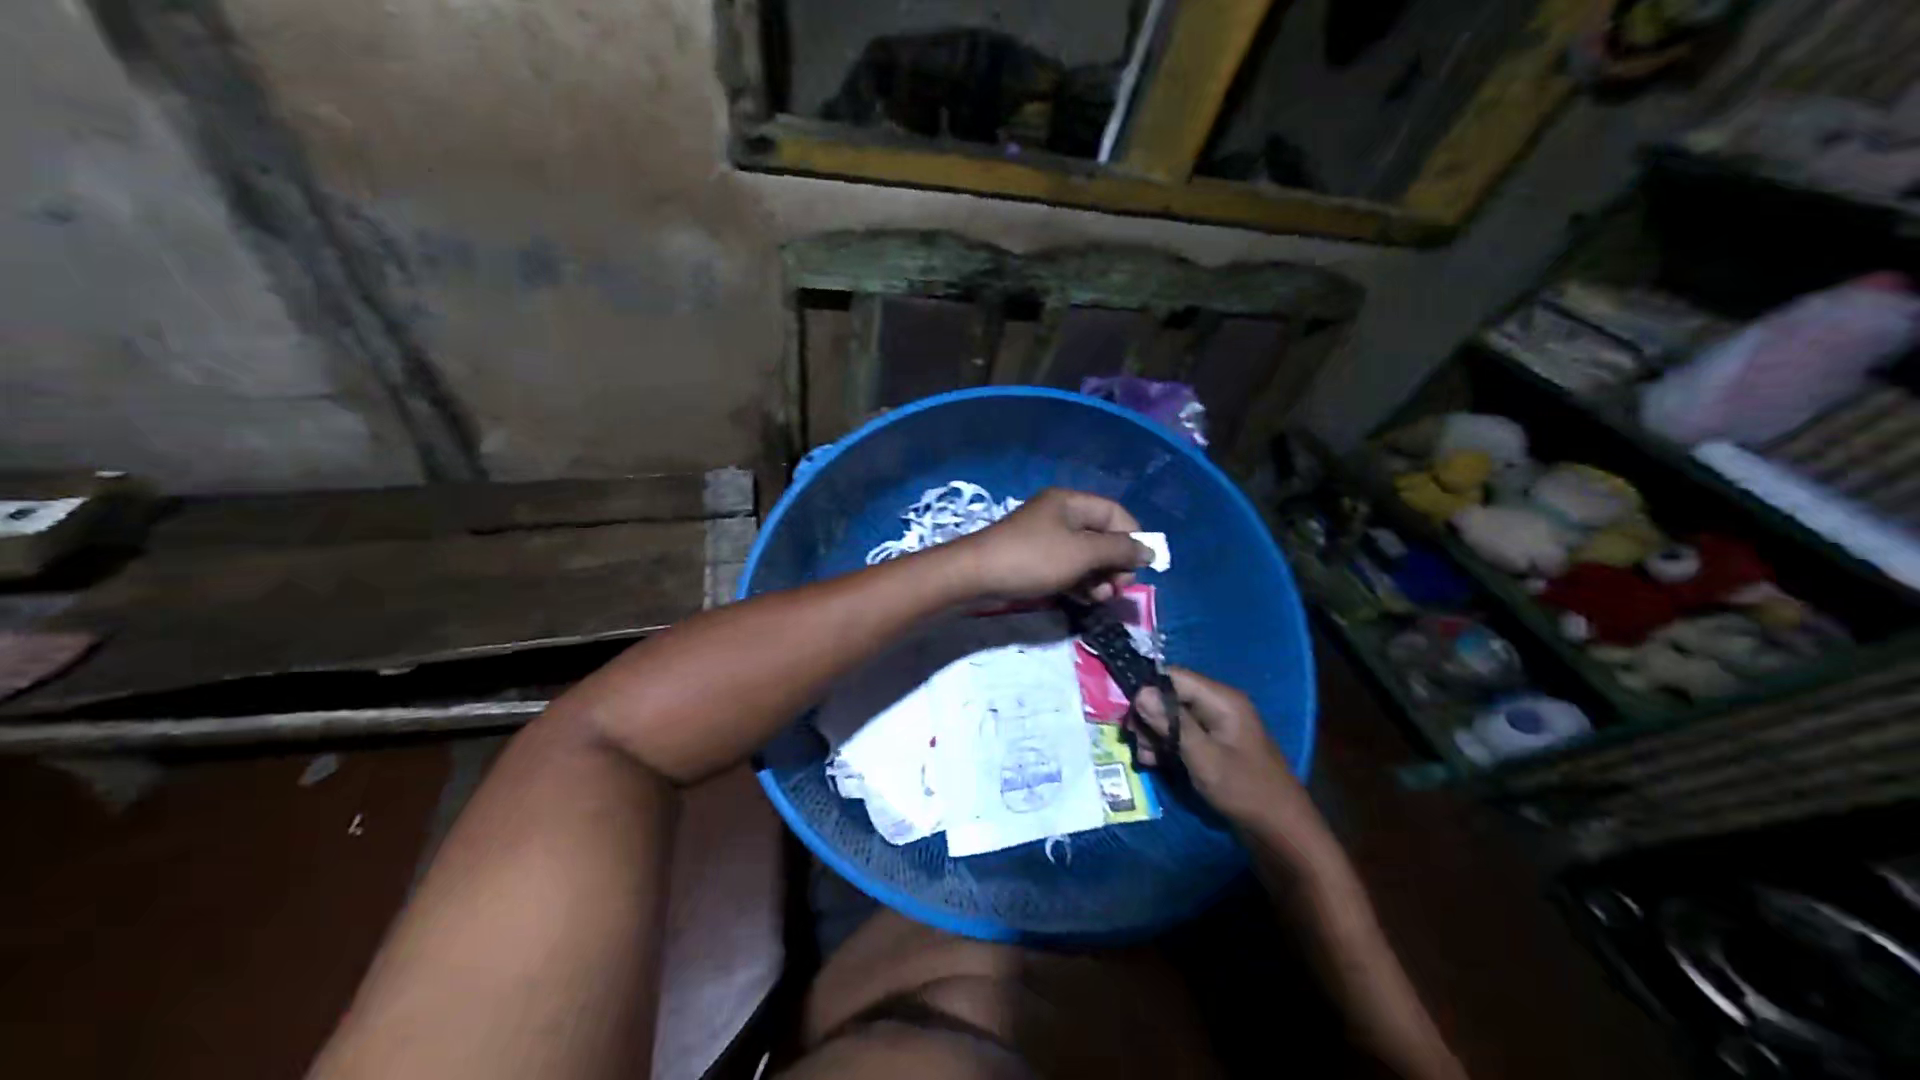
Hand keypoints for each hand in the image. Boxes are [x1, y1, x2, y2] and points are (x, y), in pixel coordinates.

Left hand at [950, 488, 1151, 601]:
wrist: (975, 576)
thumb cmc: (1032, 559)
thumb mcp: (1082, 553)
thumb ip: (1119, 550)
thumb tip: (1149, 550)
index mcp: (1071, 502)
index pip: (1117, 513)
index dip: (1133, 539)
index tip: (1139, 569)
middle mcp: (1060, 515)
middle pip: (1103, 536)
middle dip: (1115, 563)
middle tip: (1115, 589)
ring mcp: (1046, 538)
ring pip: (1086, 556)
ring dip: (1099, 578)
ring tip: (1098, 598)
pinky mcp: (1035, 560)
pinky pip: (1068, 568)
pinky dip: (1080, 582)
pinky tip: (1084, 600)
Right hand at [1130, 667, 1328, 850]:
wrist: (1280, 828)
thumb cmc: (1244, 790)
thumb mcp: (1203, 757)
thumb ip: (1172, 723)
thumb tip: (1140, 692)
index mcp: (1221, 699)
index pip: (1173, 676)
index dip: (1147, 690)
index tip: (1129, 716)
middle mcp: (1218, 704)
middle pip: (1170, 695)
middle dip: (1148, 717)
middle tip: (1136, 742)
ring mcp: (1216, 724)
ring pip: (1171, 716)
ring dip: (1154, 734)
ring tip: (1145, 758)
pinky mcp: (1212, 742)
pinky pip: (1181, 733)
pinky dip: (1165, 744)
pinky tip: (1154, 762)